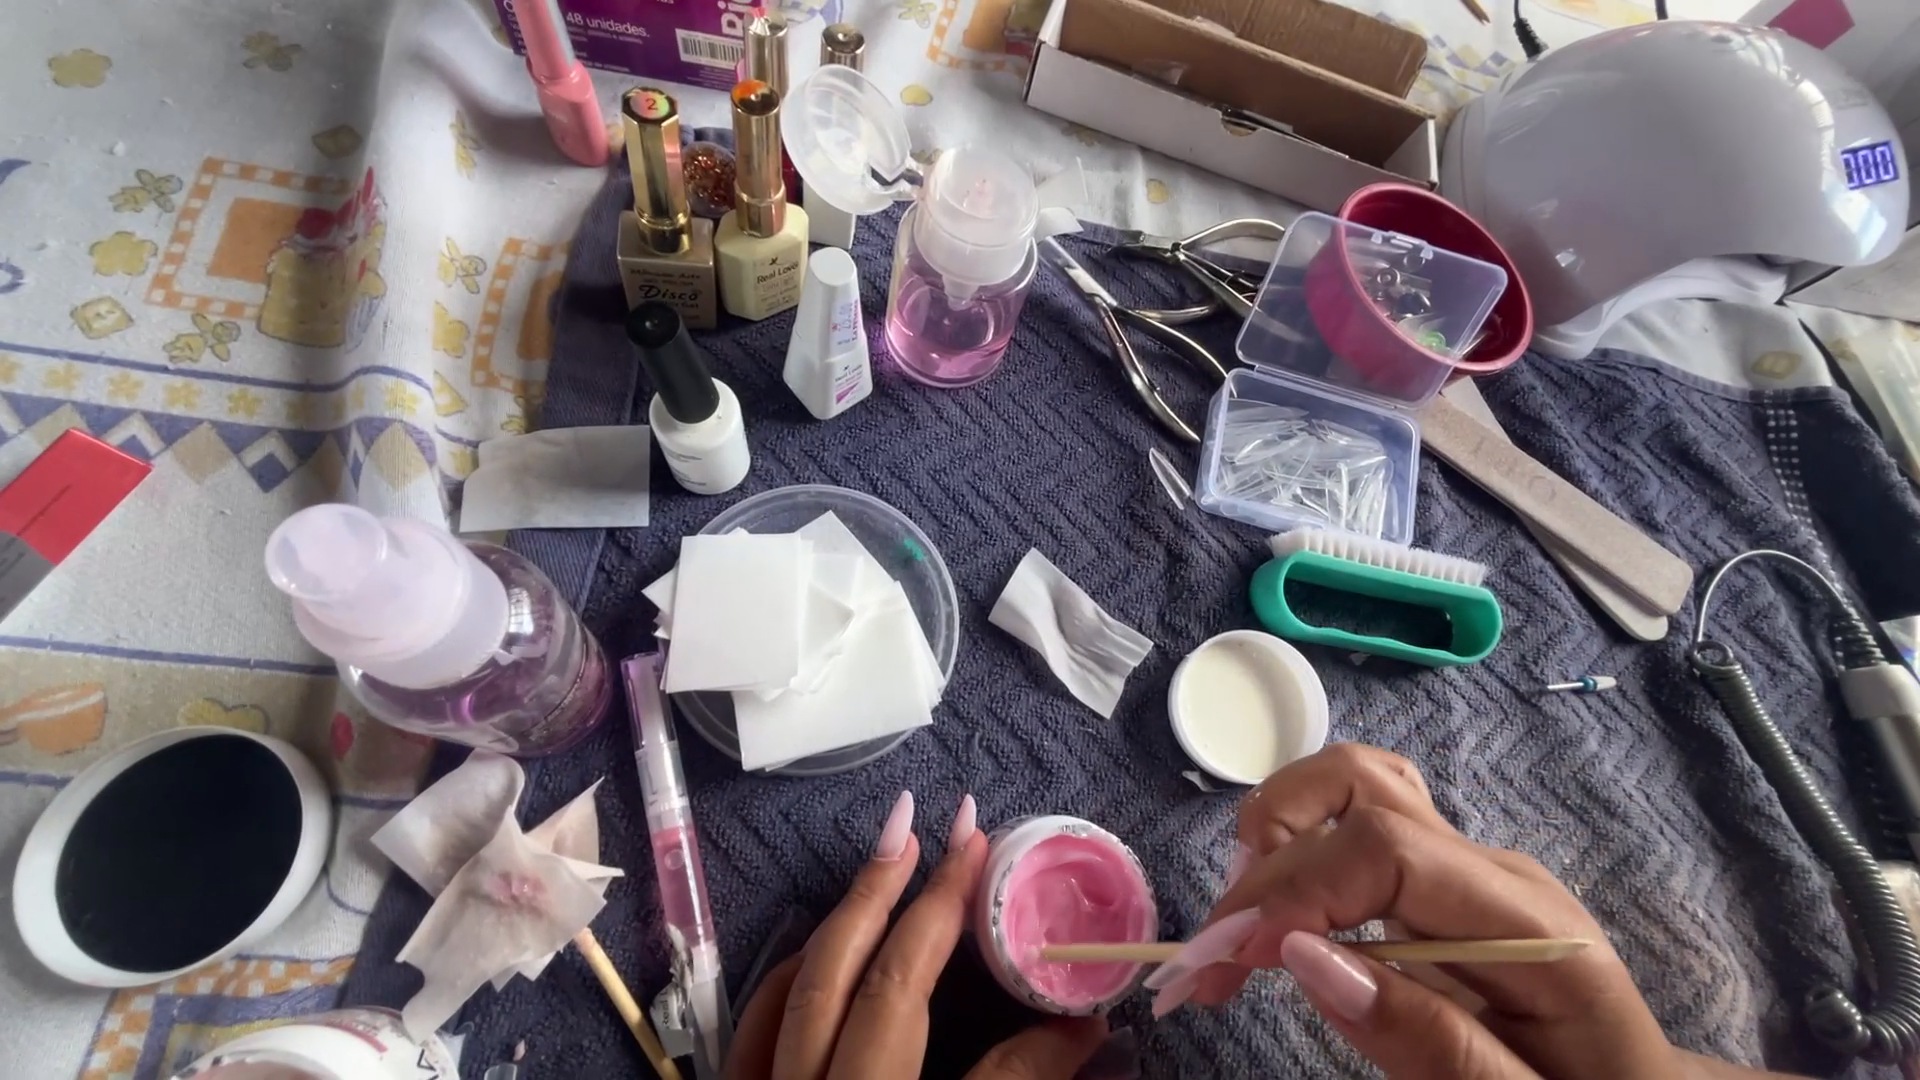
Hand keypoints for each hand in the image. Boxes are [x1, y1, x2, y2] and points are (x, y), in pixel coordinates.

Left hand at [725, 791, 1108, 1079]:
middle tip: (962, 825)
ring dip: (859, 902)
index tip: (1095, 1018)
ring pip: (812, 979)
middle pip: (882, 984)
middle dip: (928, 894)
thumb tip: (1088, 1052)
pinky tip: (829, 934)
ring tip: (897, 841)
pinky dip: (801, 962)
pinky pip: (761, 1017)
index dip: (1047, 1044)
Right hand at [1148, 744, 1681, 1079]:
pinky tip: (1268, 909)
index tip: (1235, 957)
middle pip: (1352, 791)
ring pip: (1344, 779)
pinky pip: (1343, 819)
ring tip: (1238, 920)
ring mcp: (1456, 858)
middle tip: (1213, 954)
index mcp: (1529, 920)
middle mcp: (1486, 864)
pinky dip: (1285, 845)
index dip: (1297, 888)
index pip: (1386, 847)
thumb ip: (1429, 1044)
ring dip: (1270, 832)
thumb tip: (1299, 954)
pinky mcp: (1425, 872)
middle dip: (1262, 862)